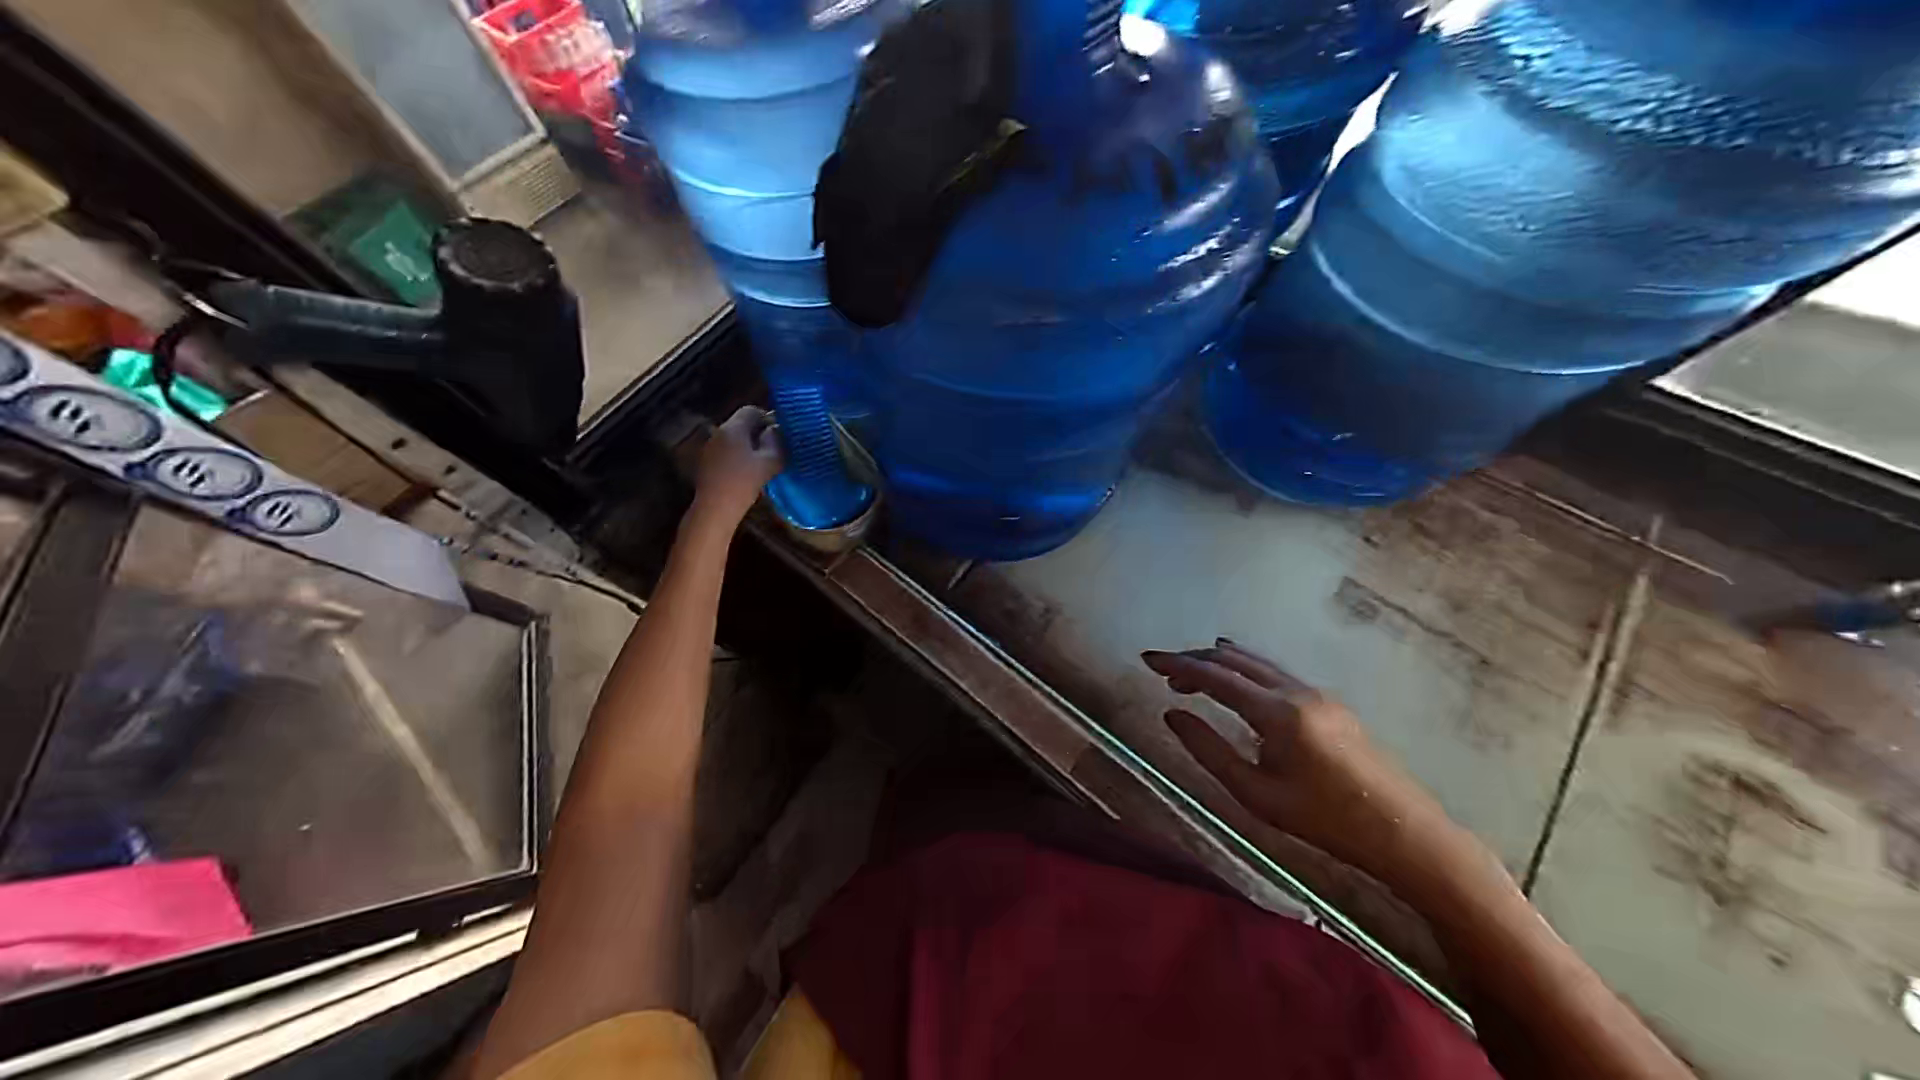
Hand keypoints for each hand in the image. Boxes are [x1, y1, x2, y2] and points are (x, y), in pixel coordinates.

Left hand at [693, 406, 782, 525]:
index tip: (780, 434)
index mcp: (733, 428)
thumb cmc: (744, 482)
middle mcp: (719, 432)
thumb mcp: (770, 462)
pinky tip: (747, 473)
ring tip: (763, 462)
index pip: (752, 410)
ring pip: (734, 439)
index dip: (768, 418)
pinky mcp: (707, 463)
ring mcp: (710, 448)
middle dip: (759, 433)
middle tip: (775, 449)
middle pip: (741, 424)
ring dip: (749, 446)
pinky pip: (726, 451)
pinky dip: (738, 456)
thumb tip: (777, 430)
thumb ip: (777, 442)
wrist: (715, 508)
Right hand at [1143, 640, 1453, 879]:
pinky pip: (1274, 673)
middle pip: (1234, 661)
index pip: (1214, 676)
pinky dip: (1243, 671)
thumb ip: (1209, 750)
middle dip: (1195, 660)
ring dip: (1219, 664)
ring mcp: (1317, 694)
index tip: (1147, 659)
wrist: (1405, 833)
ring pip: (1256, 663)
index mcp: (1277, 712)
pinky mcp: (1329, 704)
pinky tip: (1235, 682)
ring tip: (1189, 676)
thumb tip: (1172, 714)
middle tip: (1164, 671)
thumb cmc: (1325, 821)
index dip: (1177, 664)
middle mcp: (1296, 692)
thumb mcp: (1256, 794)